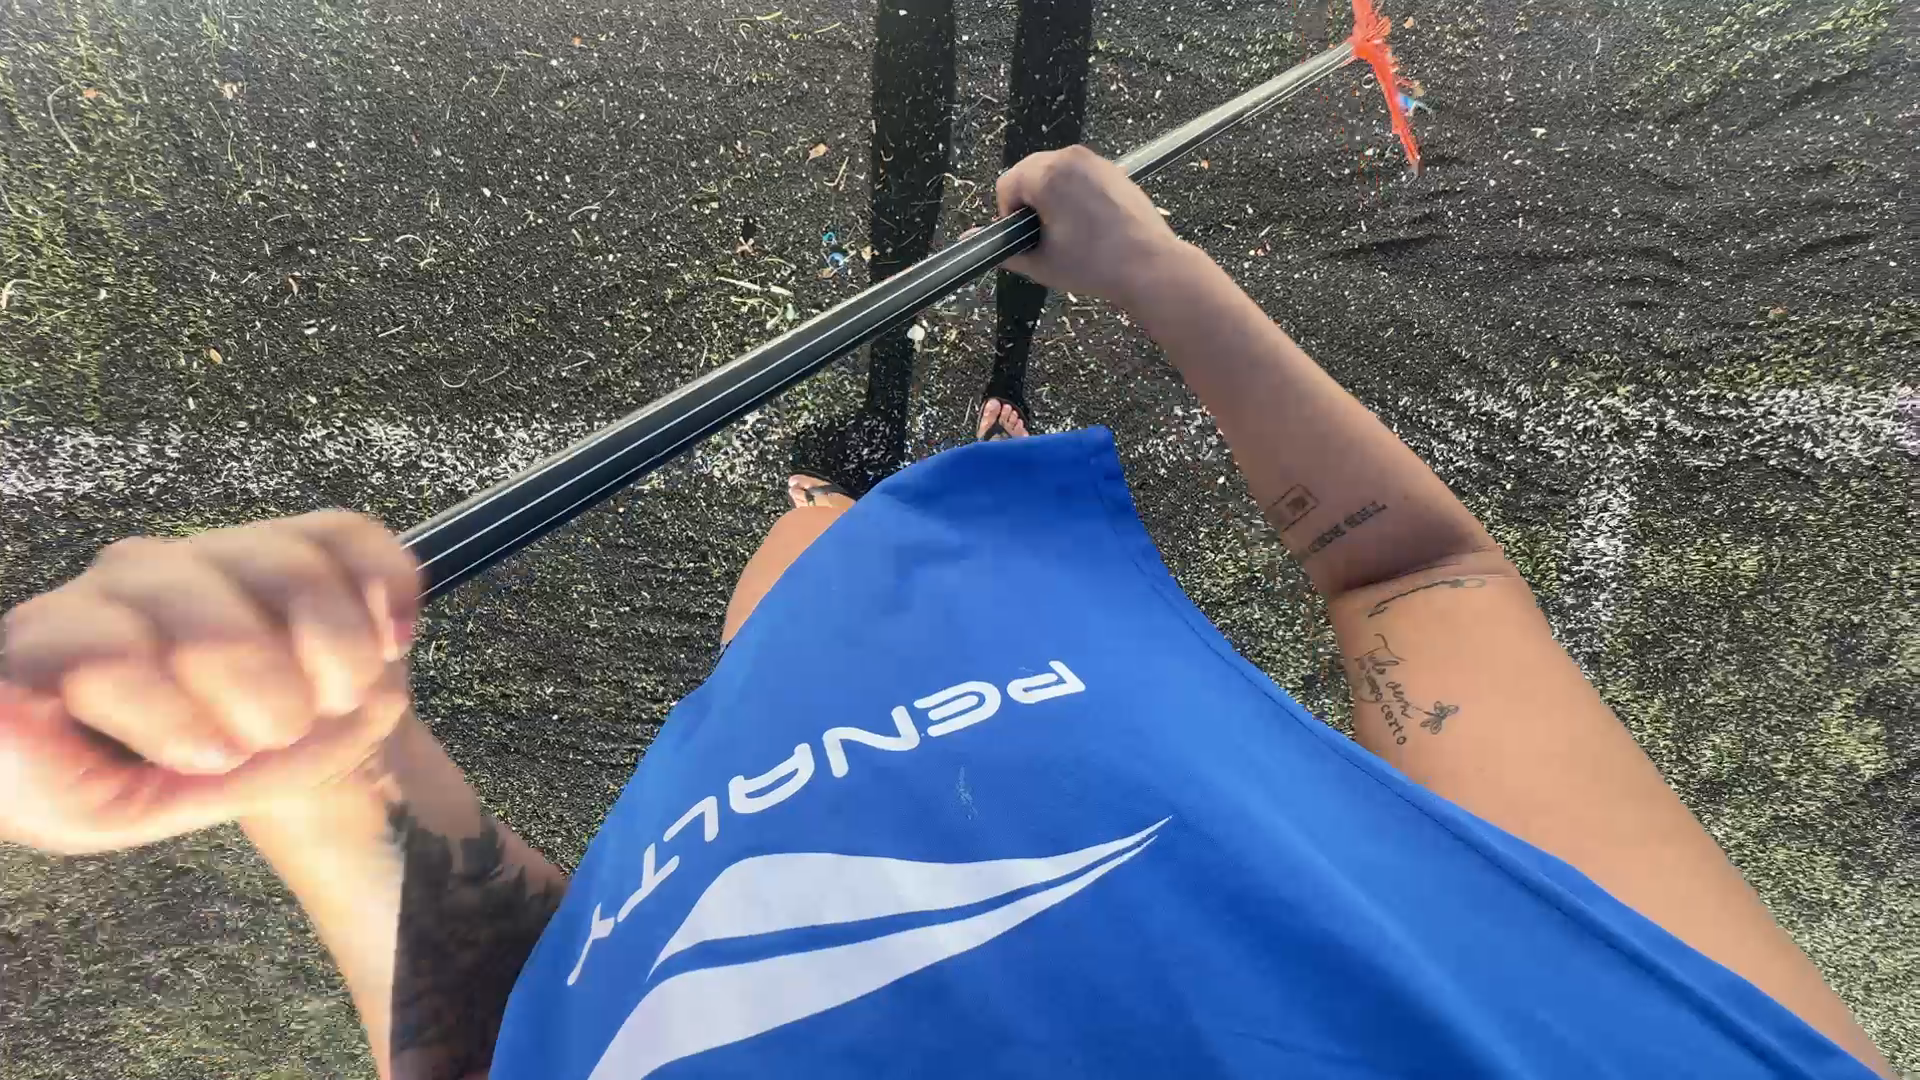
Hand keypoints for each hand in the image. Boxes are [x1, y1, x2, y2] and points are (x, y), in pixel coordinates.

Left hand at [0, 512, 419, 853]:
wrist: (305, 740)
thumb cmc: (199, 771)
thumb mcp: (107, 809)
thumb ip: (38, 778)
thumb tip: (9, 701)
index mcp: (57, 639)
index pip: (95, 655)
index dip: (170, 717)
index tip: (217, 756)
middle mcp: (136, 573)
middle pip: (212, 626)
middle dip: (272, 702)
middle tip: (285, 731)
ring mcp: (236, 544)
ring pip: (297, 577)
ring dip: (341, 660)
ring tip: (340, 693)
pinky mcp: (326, 532)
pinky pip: (364, 545)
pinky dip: (390, 600)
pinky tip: (387, 641)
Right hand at [996, 145, 1191, 309]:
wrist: (1147, 265)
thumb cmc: (1093, 265)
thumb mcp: (1039, 264)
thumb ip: (1002, 250)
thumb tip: (972, 242)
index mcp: (1048, 175)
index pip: (1007, 184)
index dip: (1009, 215)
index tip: (1026, 238)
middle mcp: (1070, 157)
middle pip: (1029, 173)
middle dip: (1030, 203)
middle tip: (1045, 237)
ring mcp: (1094, 160)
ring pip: (1054, 174)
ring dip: (1051, 199)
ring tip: (1068, 234)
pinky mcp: (1111, 169)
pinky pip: (1078, 176)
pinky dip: (1073, 196)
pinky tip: (1087, 226)